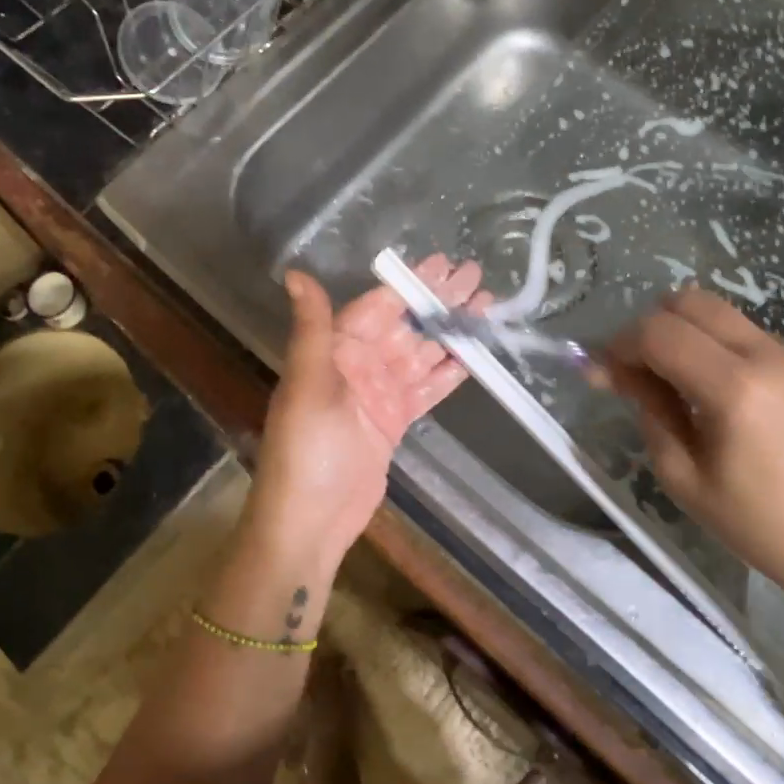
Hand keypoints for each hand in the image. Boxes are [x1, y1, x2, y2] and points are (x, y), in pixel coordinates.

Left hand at [248, 256, 488, 565]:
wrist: (310, 520)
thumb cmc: (305, 450)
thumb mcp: (308, 385)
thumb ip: (313, 328)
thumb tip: (297, 274)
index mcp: (334, 350)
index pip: (377, 306)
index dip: (410, 284)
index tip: (444, 263)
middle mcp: (357, 366)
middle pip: (404, 325)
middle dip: (437, 302)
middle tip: (476, 276)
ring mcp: (378, 395)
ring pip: (420, 354)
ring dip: (450, 332)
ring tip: (485, 307)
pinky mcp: (393, 422)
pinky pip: (426, 389)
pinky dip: (448, 373)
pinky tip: (475, 355)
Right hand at [606, 288, 783, 595]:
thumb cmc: (763, 527)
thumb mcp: (684, 476)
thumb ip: (648, 408)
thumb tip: (614, 370)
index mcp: (737, 390)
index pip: (658, 332)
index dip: (621, 344)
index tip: (606, 370)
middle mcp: (776, 357)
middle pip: (692, 302)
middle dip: (654, 326)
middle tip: (643, 369)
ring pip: (728, 320)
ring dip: (696, 342)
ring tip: (694, 393)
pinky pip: (764, 343)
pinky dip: (735, 359)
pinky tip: (745, 407)